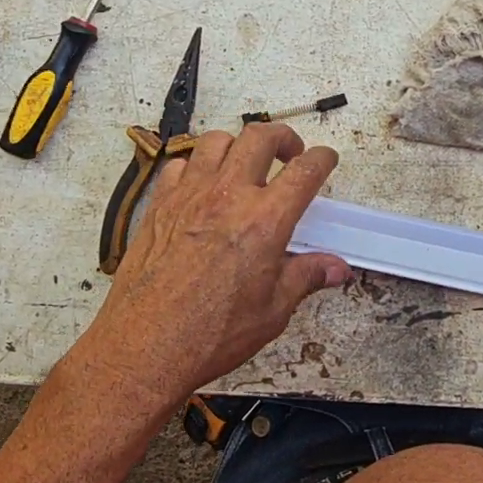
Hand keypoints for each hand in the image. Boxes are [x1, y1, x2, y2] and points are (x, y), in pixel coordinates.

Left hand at [81, 123, 348, 404]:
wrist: (145, 346)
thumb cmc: (212, 334)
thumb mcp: (273, 311)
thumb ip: (306, 277)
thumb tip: (336, 268)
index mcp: (265, 220)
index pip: (304, 171)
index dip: (322, 158)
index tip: (325, 160)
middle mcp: (228, 196)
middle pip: (260, 138)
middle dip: (282, 137)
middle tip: (289, 154)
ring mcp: (190, 196)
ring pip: (217, 142)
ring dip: (238, 146)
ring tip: (244, 166)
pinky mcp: (159, 205)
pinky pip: (180, 166)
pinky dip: (197, 167)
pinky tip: (202, 188)